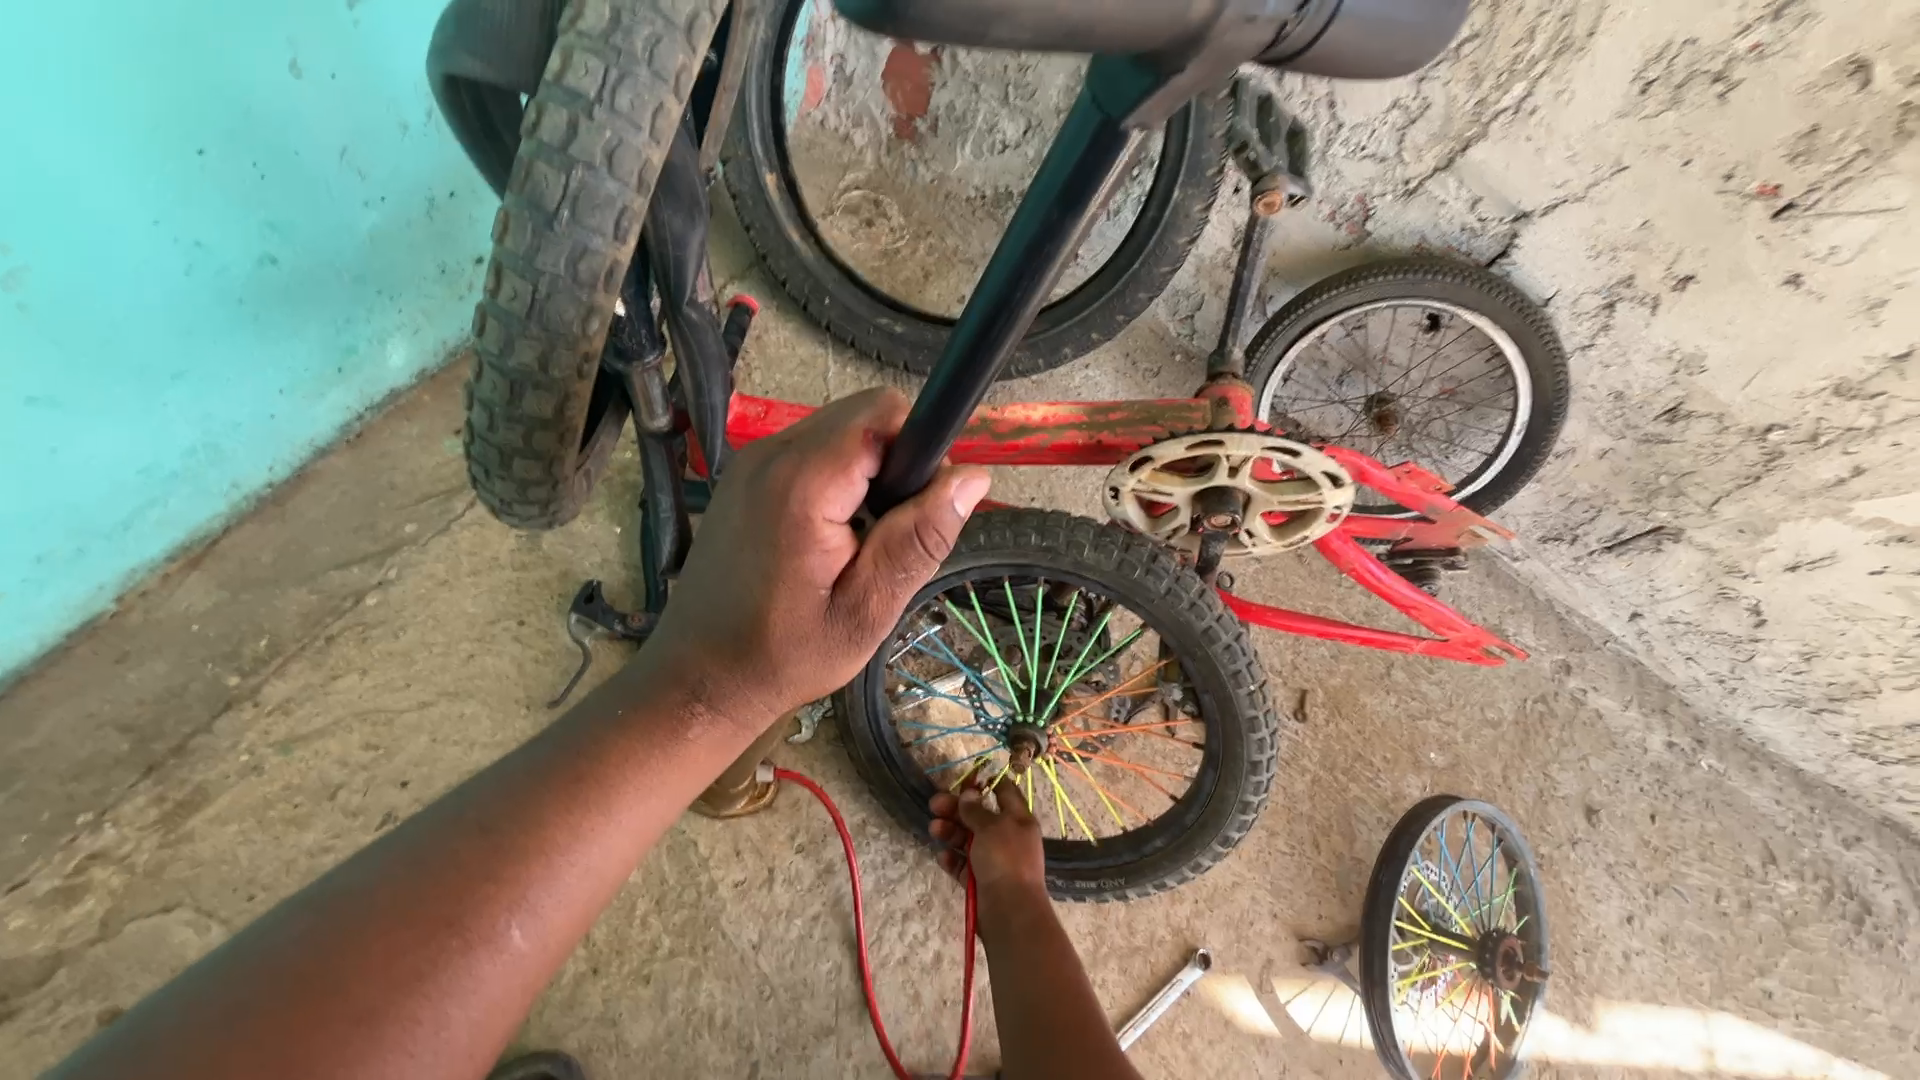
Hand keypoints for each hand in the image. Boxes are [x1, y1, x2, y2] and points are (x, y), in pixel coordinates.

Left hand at [648, 387, 990, 729]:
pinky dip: (838, 476)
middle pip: (863, 414)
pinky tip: (832, 533)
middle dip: (896, 460)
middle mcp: (771, 455)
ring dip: (868, 470)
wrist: (700, 676)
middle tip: (891, 531)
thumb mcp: (867, 611)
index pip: (883, 412)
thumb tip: (973, 478)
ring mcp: (752, 461)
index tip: (918, 510)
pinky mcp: (745, 474)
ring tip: (861, 538)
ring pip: (840, 428)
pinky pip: (812, 448)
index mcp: (802, 484)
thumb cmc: (784, 654)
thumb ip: (919, 539)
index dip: (918, 450)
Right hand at [929, 777, 1047, 905]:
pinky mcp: (980, 881)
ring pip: (968, 840)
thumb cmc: (1005, 859)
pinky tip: (943, 857)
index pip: (1004, 792)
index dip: (985, 783)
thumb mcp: (991, 826)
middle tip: (934, 804)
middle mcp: (1007, 837)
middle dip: (956, 809)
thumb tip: (969, 794)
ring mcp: (993, 860)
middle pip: (979, 816)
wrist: (1010, 910)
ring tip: (934, 829)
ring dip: (950, 832)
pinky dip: (953, 859)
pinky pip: (963, 865)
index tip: (964, 780)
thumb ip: (976, 810)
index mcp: (1018, 819)